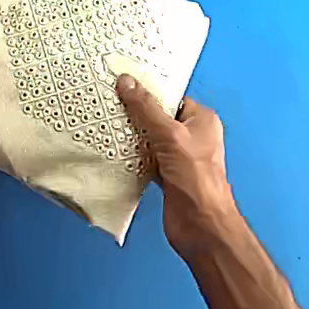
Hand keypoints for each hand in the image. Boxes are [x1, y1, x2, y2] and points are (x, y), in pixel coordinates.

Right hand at [117, 76, 240, 256]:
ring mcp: (179, 157)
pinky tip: (114, 148)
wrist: (201, 227)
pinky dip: (132, 154)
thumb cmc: (196, 178)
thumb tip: (127, 81)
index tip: (123, 83)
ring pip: (150, 137)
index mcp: (201, 120)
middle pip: (158, 116)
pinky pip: (145, 157)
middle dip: (136, 111)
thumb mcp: (169, 135)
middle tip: (109, 100)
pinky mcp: (167, 175)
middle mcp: (192, 136)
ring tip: (106, 120)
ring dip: (132, 134)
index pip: (171, 96)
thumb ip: (146, 109)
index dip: (148, 90)